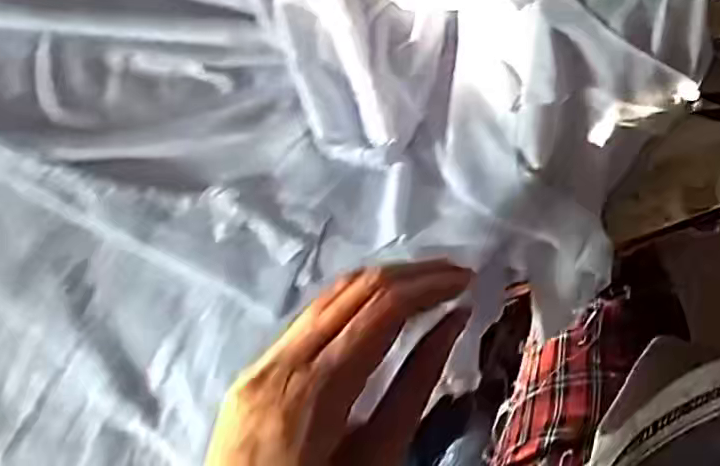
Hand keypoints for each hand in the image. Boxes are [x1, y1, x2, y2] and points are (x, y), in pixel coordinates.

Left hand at [206, 262, 473, 465]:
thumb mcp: (377, 457)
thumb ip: (417, 384)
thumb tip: (456, 318)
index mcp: (314, 388)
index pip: (383, 305)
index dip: (430, 284)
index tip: (467, 281)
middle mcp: (281, 363)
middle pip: (359, 288)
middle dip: (415, 273)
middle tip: (456, 275)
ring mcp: (260, 366)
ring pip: (334, 293)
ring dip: (387, 279)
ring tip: (428, 283)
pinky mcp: (252, 374)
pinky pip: (313, 315)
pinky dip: (356, 299)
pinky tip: (382, 306)